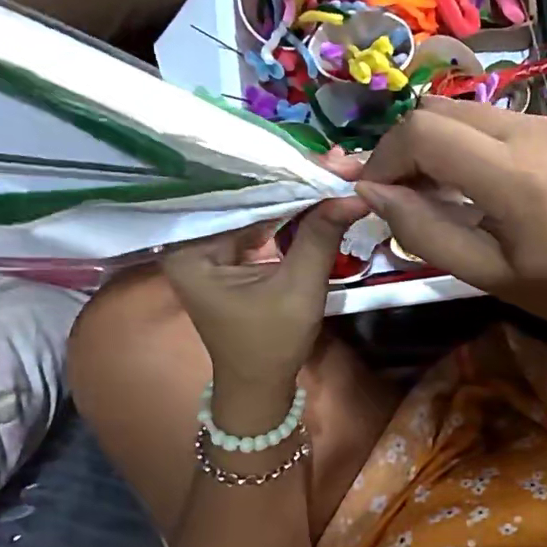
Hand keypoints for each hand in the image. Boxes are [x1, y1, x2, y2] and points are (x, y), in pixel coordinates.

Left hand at [160, 149, 367, 391]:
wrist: (260, 386)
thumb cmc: (272, 343)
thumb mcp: (300, 287)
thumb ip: (321, 234)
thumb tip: (355, 190)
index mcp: (191, 249)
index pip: (243, 196)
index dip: (291, 176)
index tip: (332, 160)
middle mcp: (190, 240)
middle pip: (248, 197)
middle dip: (296, 179)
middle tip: (340, 160)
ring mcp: (207, 246)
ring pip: (256, 206)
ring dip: (295, 191)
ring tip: (334, 169)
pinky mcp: (227, 253)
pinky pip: (258, 221)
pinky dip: (288, 211)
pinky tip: (316, 191)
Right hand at [355, 96, 546, 327]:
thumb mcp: (483, 273)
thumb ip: (422, 230)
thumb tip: (370, 192)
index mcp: (515, 176)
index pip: (424, 132)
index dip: (385, 157)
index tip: (375, 193)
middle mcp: (532, 132)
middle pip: (437, 110)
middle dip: (404, 148)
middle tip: (397, 192)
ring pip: (460, 109)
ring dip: (431, 142)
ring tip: (430, 188)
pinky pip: (489, 118)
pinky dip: (462, 141)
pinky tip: (466, 178)